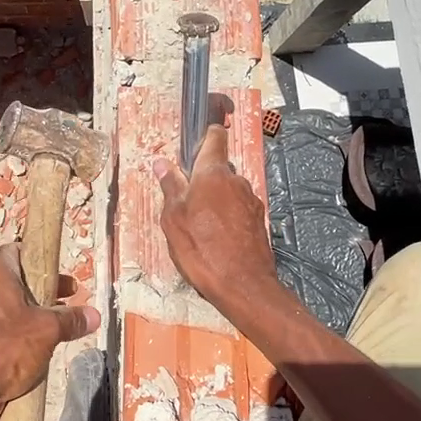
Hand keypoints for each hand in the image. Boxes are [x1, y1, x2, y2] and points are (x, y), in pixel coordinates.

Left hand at [0, 244, 100, 420]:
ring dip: (40, 310)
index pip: (15, 250)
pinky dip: (28, 331)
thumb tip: (94, 315)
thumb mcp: (47, 330)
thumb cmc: (7, 347)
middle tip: (71, 293)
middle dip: (47, 286)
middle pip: (21, 279)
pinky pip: (10, 328)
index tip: (58, 263)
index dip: (36, 252)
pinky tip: (46, 345)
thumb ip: (71, 320)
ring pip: (17, 306)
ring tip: (65, 321)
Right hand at [155, 125, 278, 315]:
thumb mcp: (173, 218)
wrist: (243, 286)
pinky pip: (238, 208)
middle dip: (203, 179)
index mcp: (212, 173)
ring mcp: (251, 200)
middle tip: (186, 201)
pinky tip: (217, 238)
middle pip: (218, 168)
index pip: (214, 137)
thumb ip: (170, 187)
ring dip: (216, 199)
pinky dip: (228, 216)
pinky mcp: (259, 221)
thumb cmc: (201, 249)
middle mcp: (236, 180)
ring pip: (229, 190)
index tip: (195, 141)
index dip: (205, 135)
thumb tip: (161, 163)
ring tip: (200, 225)